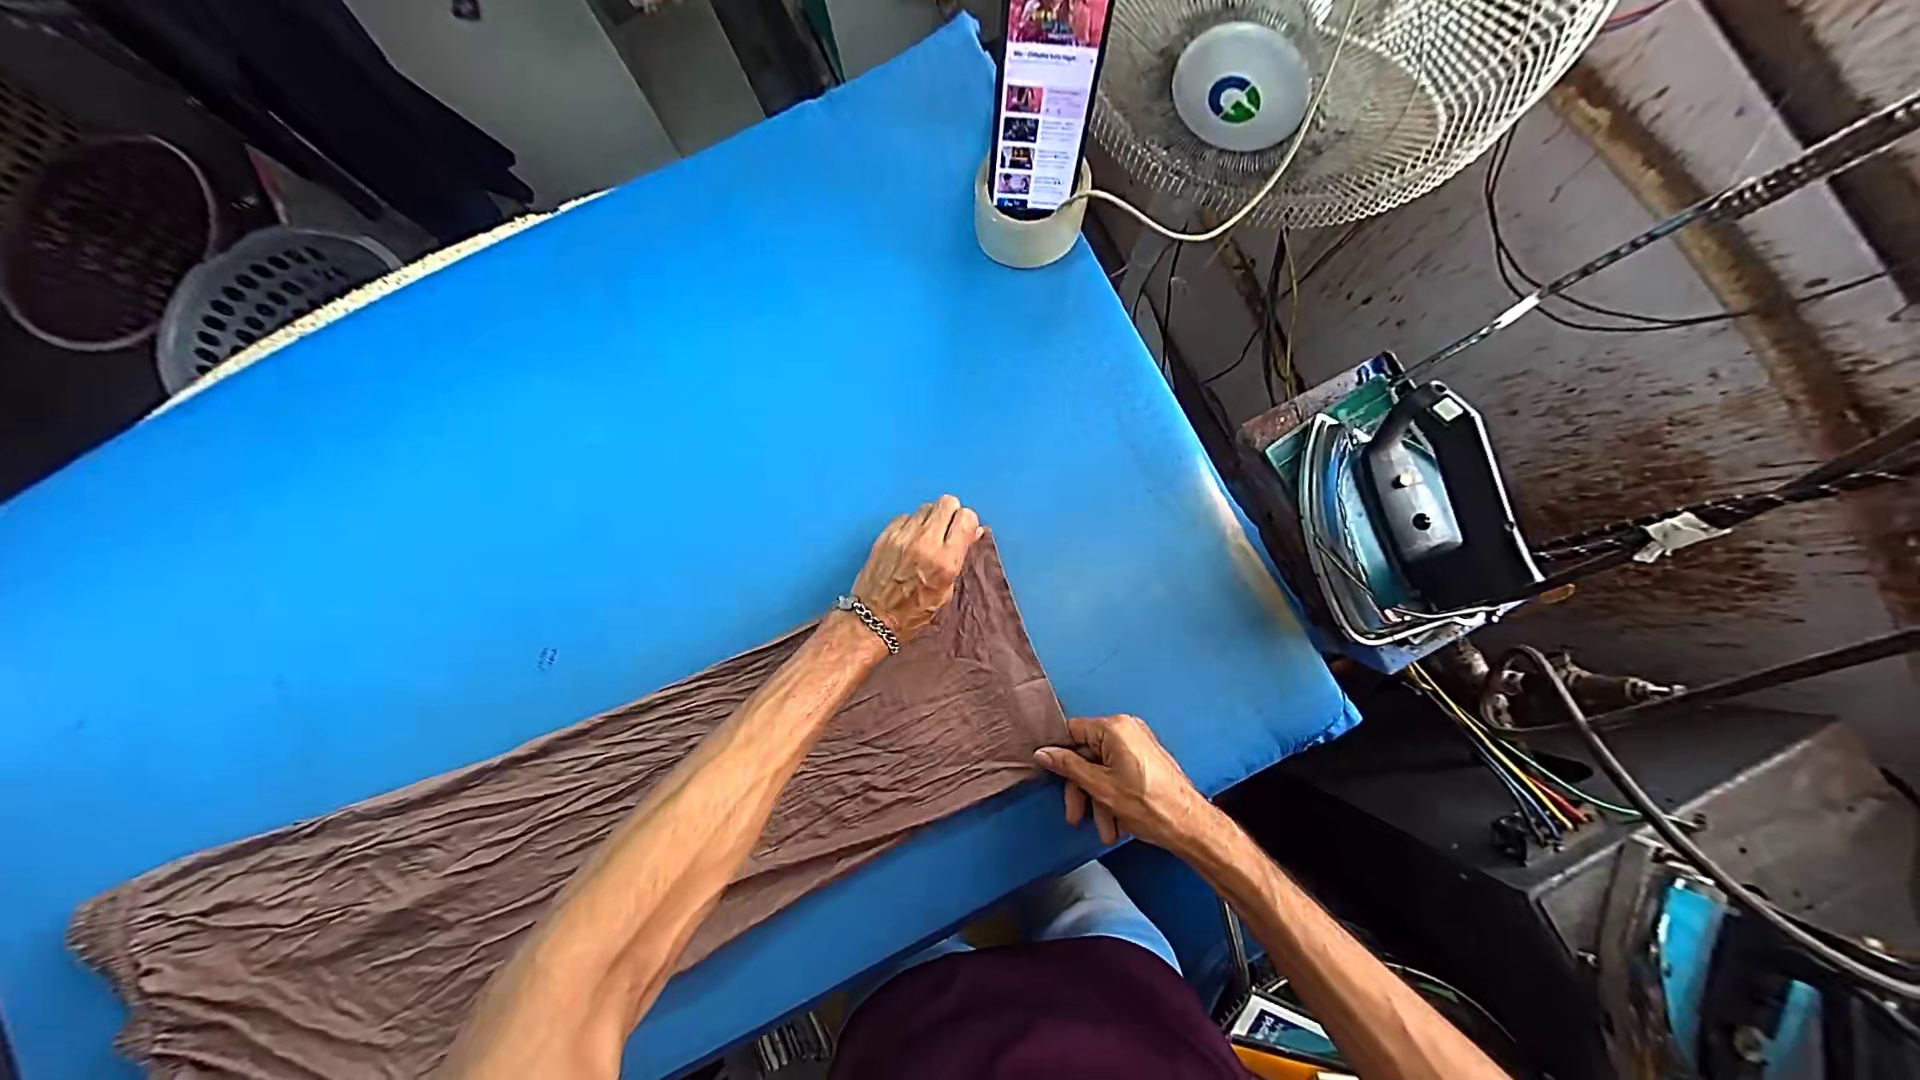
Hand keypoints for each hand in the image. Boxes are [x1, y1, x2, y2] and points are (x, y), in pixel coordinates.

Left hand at [849, 495, 982, 642]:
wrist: (874, 618)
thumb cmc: (914, 612)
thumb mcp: (946, 592)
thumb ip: (959, 559)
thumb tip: (974, 532)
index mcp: (945, 561)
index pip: (966, 518)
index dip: (968, 522)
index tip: (963, 531)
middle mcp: (925, 543)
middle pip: (947, 502)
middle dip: (951, 513)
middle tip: (947, 529)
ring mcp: (903, 536)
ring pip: (926, 507)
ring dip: (931, 518)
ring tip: (927, 536)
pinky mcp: (885, 535)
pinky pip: (906, 516)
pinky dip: (911, 525)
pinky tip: (909, 541)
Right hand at [1033, 715, 1214, 851]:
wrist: (1191, 826)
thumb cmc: (1149, 805)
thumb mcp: (1100, 786)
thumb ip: (1068, 766)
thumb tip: (1043, 752)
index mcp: (1114, 728)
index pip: (1073, 732)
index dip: (1060, 756)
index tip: (1053, 777)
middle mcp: (1126, 729)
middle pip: (1087, 756)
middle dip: (1082, 791)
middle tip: (1077, 816)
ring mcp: (1138, 745)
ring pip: (1102, 769)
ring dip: (1099, 801)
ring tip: (1106, 830)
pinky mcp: (1145, 760)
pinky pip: (1118, 773)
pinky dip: (1113, 797)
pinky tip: (1117, 824)